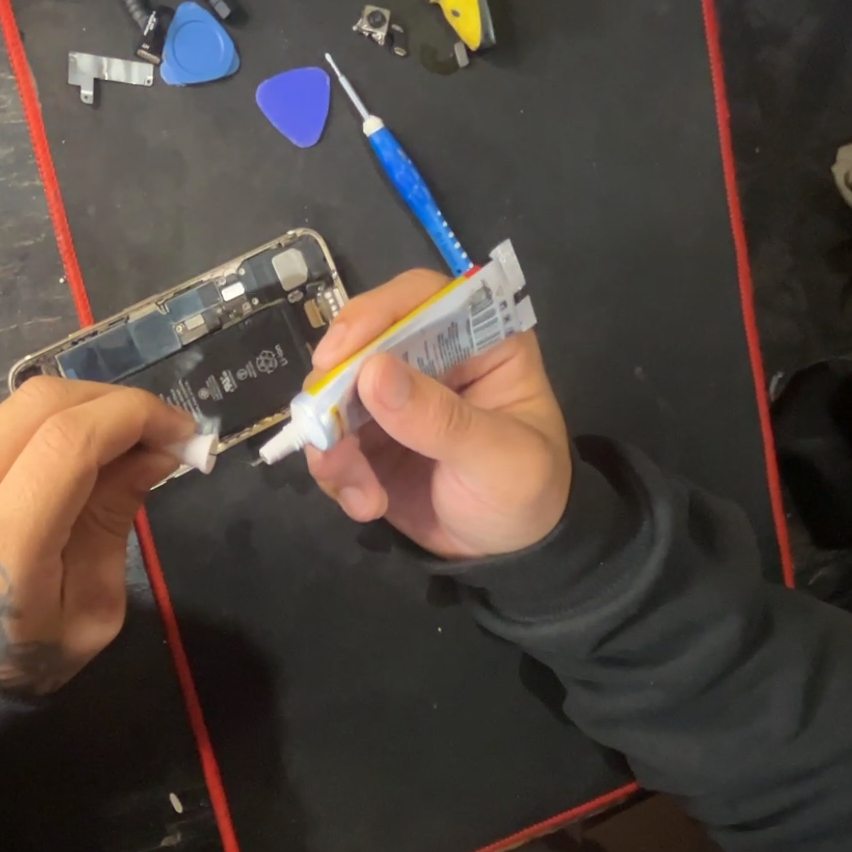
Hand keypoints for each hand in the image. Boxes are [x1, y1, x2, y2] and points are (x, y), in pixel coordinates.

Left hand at [0, 378, 192, 693]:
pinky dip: (41, 428)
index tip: (181, 431)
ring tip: (116, 443)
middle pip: (40, 403)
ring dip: (80, 410)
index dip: (134, 417)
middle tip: (156, 428)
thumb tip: (156, 449)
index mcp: (0, 551)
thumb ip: (117, 521)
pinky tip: (62, 460)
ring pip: (15, 406)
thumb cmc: (15, 659)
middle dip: (113, 401)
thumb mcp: (90, 611)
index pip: (68, 443)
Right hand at [306, 269, 572, 558]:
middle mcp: (425, 360)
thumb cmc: (526, 493)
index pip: (419, 298)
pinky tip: (366, 505)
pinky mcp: (363, 438)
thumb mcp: (500, 459)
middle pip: (358, 345)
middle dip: (334, 390)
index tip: (337, 354)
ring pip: (331, 396)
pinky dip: (336, 475)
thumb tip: (372, 373)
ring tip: (358, 490)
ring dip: (331, 444)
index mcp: (475, 342)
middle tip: (325, 431)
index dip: (374, 314)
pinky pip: (328, 441)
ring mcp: (388, 400)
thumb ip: (441, 419)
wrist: (506, 553)